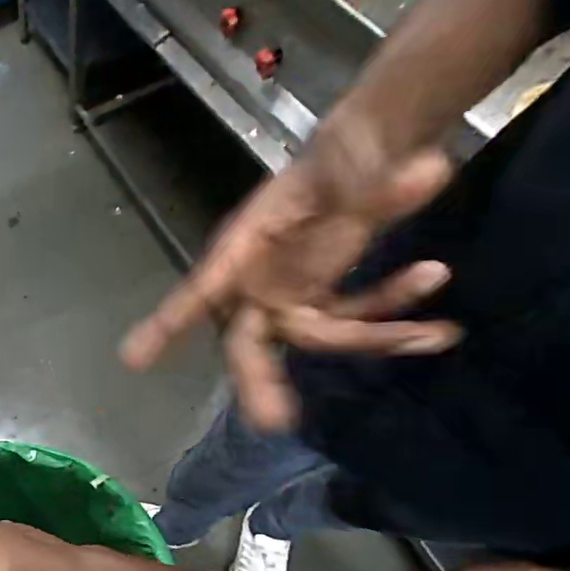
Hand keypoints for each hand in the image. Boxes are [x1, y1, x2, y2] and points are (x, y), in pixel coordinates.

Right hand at [120, 133, 460, 430]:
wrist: (367, 154)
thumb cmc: (342, 151)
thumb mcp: (353, 153)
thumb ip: (377, 171)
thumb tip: (428, 174)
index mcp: (244, 247)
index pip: (203, 287)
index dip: (169, 323)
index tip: (133, 357)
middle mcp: (256, 284)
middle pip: (247, 343)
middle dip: (260, 382)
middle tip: (271, 419)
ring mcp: (289, 297)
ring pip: (316, 336)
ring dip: (374, 336)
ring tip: (432, 334)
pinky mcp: (323, 302)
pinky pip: (353, 320)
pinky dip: (395, 315)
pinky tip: (435, 296)